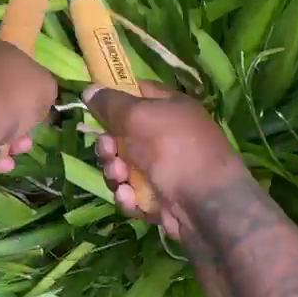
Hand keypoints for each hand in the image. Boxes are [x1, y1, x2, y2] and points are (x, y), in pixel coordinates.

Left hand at [0, 36, 57, 170]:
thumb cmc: (9, 95)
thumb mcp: (45, 85)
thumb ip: (41, 88)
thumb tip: (34, 97)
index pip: (8, 63)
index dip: (26, 87)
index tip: (35, 107)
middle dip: (15, 119)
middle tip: (27, 136)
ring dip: (4, 138)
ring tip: (17, 152)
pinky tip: (0, 162)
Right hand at [86, 81, 242, 238]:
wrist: (208, 206)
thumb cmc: (174, 150)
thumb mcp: (138, 117)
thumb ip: (110, 103)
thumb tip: (89, 89)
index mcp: (171, 108)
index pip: (138, 92)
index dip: (115, 97)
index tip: (93, 105)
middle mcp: (168, 136)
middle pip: (123, 134)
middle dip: (108, 145)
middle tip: (108, 150)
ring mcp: (165, 169)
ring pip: (122, 166)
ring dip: (114, 171)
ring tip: (120, 178)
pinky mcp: (161, 199)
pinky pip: (132, 193)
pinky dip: (127, 196)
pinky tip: (130, 198)